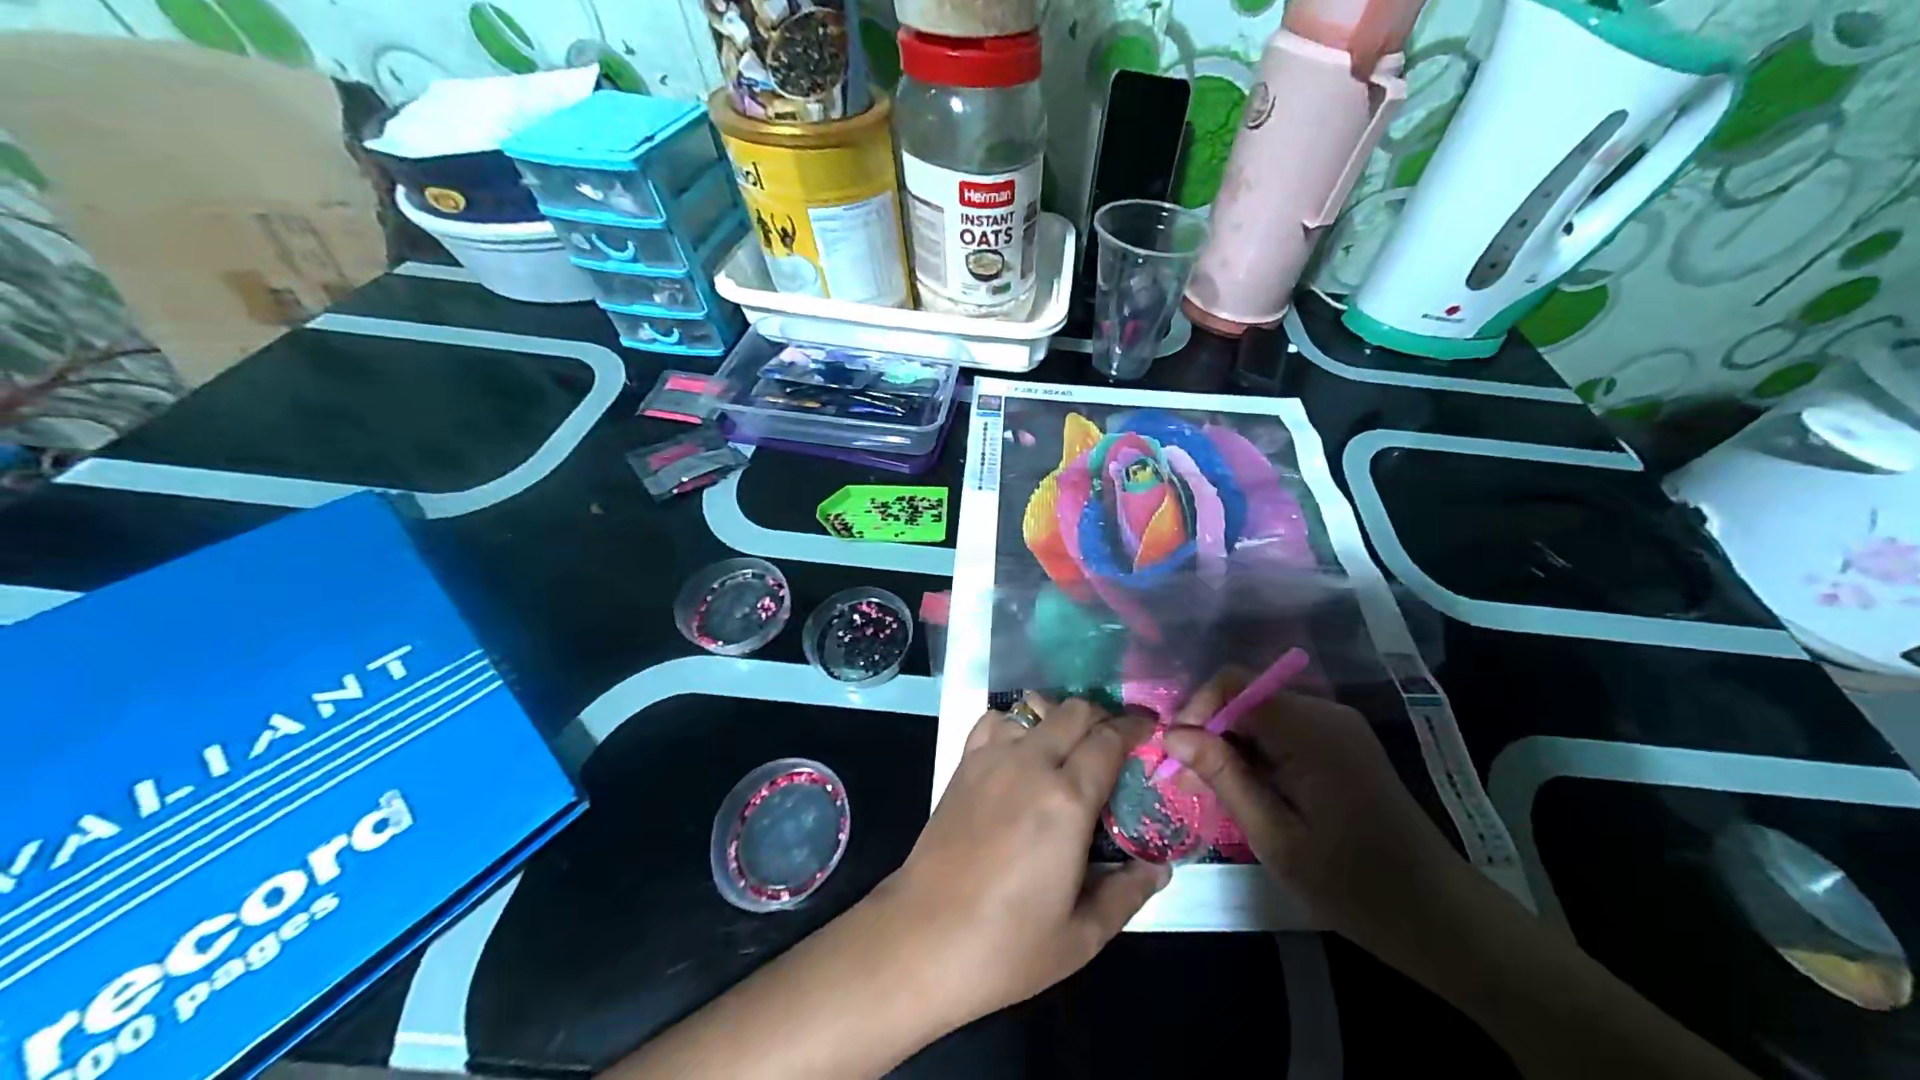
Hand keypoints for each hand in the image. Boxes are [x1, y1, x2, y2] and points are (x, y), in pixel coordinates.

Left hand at [863, 695, 1170, 1031]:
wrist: (922, 938)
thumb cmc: (1007, 945)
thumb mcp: (1082, 935)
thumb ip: (1127, 892)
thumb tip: (1158, 866)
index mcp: (1067, 800)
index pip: (1110, 739)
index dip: (1135, 728)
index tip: (1150, 733)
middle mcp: (1031, 764)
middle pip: (1075, 711)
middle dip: (1103, 717)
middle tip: (1117, 743)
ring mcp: (991, 759)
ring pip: (1035, 710)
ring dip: (1061, 719)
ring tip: (1071, 749)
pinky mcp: (963, 765)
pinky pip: (995, 722)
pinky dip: (1017, 724)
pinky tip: (1023, 753)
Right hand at [1161, 675, 1466, 954]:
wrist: (1438, 916)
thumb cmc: (1352, 883)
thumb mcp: (1274, 835)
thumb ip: (1223, 776)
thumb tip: (1173, 734)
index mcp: (1311, 730)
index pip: (1234, 685)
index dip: (1196, 710)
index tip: (1174, 754)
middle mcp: (1325, 715)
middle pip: (1246, 697)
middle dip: (1208, 731)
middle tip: (1182, 781)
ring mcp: (1337, 729)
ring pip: (1260, 715)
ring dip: (1228, 745)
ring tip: (1206, 790)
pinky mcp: (1341, 746)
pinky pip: (1282, 732)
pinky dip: (1254, 754)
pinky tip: (1244, 790)